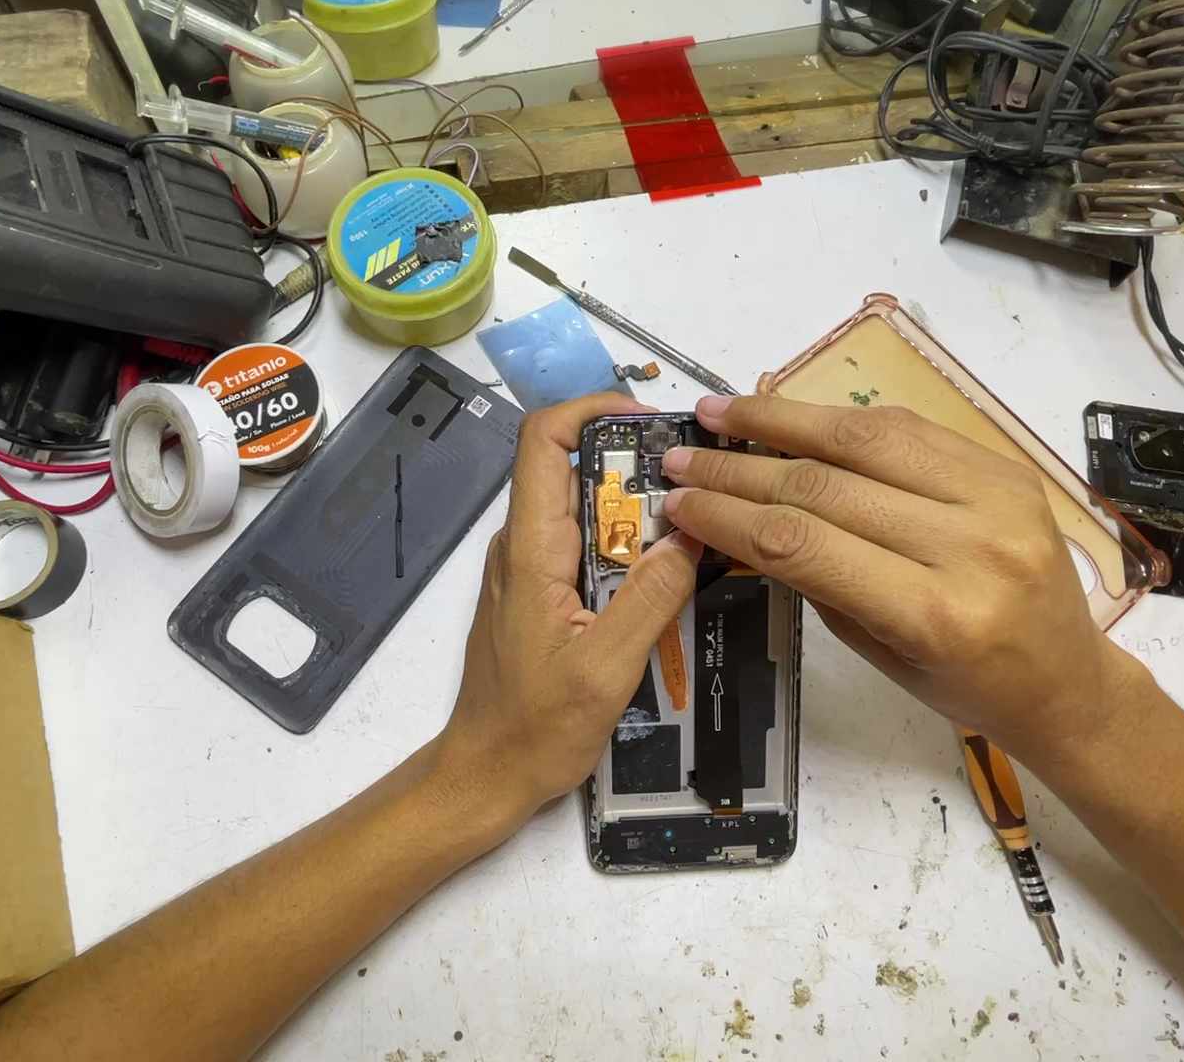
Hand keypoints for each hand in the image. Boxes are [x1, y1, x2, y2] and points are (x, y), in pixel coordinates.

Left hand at [436, 394, 701, 835]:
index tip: (649, 422)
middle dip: (635, 468)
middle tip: (697, 489)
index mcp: (530, 551)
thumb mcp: (606, 669)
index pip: (542, 443)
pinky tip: (661, 575)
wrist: (486, 772)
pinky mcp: (538, 592)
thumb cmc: (535, 729)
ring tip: (692, 532)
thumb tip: (694, 531)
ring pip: (583, 511)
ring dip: (635, 512)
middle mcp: (522, 546)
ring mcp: (527, 568)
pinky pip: (583, 547)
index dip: (591, 411)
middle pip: (572, 471)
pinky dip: (624, 547)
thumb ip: (652, 598)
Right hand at [660, 395, 1139, 763]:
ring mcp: (998, 496)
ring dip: (779, 419)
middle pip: (823, 486)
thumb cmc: (960, 684)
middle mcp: (971, 545)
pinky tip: (789, 413)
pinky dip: (836, 418)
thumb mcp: (871, 648)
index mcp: (934, 613)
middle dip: (737, 468)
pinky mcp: (1006, 466)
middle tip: (683, 457)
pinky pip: (904, 427)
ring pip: (863, 437)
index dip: (728, 514)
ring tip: (720, 412)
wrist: (1065, 678)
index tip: (678, 501)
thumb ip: (811, 575)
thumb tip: (740, 515)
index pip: (802, 543)